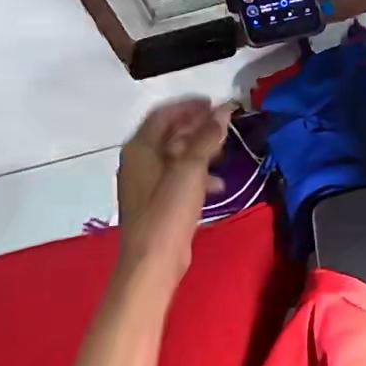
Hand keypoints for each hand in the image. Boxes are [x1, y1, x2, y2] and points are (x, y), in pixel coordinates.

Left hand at [116, 98, 232, 279]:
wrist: (153, 261)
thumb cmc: (168, 211)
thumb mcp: (191, 170)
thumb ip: (207, 138)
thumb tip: (222, 112)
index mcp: (140, 149)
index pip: (164, 114)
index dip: (190, 106)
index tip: (216, 103)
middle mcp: (139, 162)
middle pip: (171, 134)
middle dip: (199, 127)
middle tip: (226, 126)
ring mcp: (147, 183)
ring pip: (177, 156)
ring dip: (202, 150)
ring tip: (226, 153)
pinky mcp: (159, 202)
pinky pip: (180, 177)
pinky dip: (199, 173)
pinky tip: (218, 185)